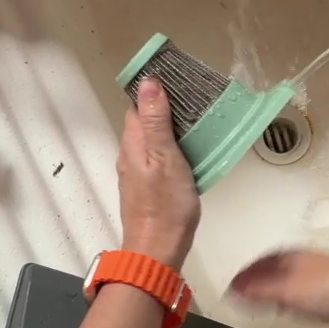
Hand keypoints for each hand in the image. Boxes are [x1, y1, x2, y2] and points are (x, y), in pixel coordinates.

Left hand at [118, 78, 200, 269]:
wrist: (158, 250)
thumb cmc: (165, 205)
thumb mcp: (165, 157)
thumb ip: (157, 121)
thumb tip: (149, 83)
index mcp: (133, 143)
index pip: (137, 104)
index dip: (153, 88)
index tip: (176, 77)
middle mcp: (130, 154)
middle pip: (145, 120)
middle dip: (165, 106)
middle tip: (194, 97)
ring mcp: (138, 172)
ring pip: (152, 140)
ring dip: (171, 128)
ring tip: (197, 119)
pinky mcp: (148, 187)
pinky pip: (159, 157)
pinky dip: (173, 148)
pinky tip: (191, 151)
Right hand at [228, 250, 328, 327]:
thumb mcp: (288, 292)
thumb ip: (260, 292)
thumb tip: (234, 292)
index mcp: (293, 254)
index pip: (261, 261)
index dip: (245, 274)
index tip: (233, 287)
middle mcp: (308, 260)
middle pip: (276, 268)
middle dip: (259, 280)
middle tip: (245, 294)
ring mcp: (325, 274)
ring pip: (294, 278)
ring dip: (278, 289)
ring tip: (267, 302)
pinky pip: (310, 290)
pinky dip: (296, 298)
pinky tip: (299, 309)